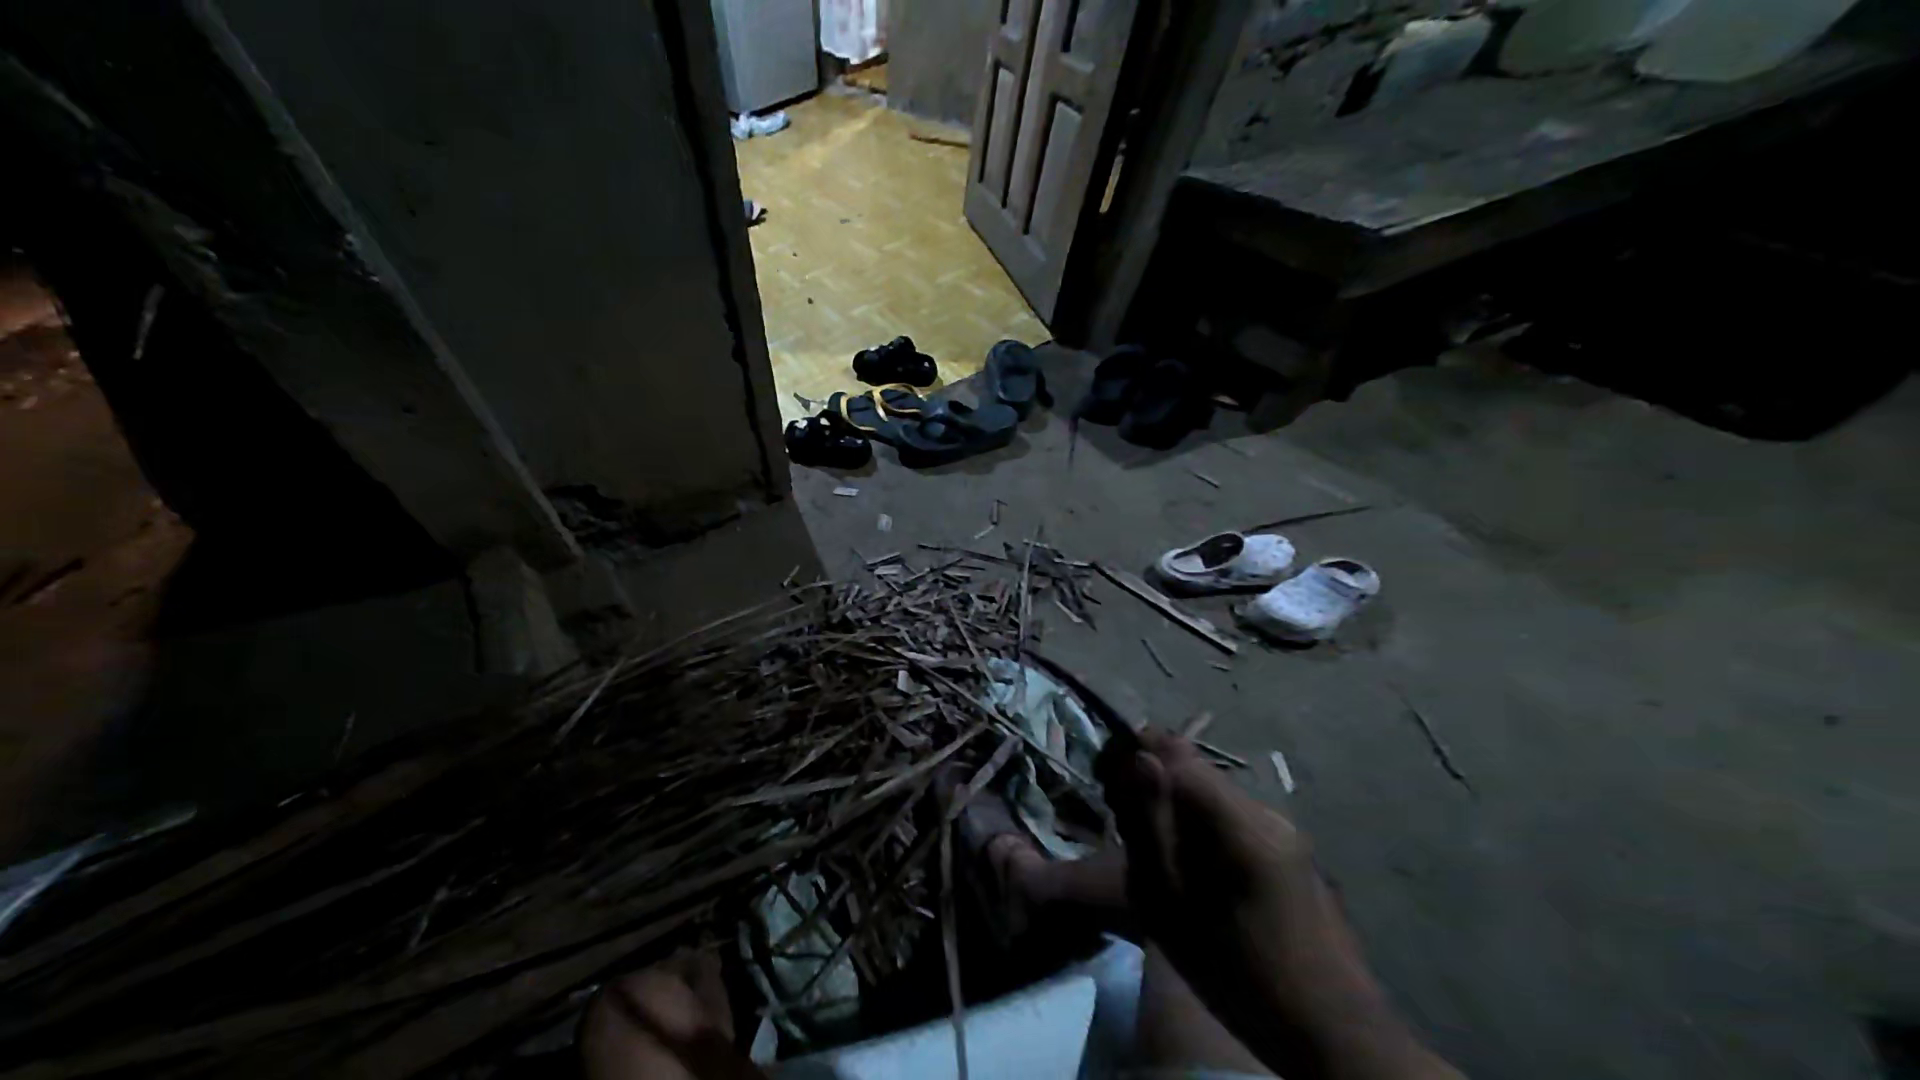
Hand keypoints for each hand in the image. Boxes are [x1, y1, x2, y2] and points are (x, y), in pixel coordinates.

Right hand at [1098, 730, 1461, 1079]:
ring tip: (1151, 849)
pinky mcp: (1286, 846)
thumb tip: (1139, 757)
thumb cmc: (1238, 973)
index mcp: (1239, 822)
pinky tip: (1189, 864)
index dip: (1134, 751)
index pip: (1176, 751)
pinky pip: (1227, 814)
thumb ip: (1152, 825)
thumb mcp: (1172, 905)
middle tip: (1122, 824)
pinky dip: (1197, 822)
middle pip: (1192, 768)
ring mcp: (1281, 826)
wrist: (1330, 1029)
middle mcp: (1264, 810)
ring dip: (1172, 804)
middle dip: (1149, 782)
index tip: (1104, 780)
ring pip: (1208, 790)